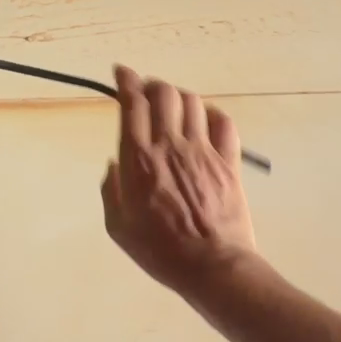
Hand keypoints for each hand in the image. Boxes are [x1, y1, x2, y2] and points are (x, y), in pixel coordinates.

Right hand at [101, 66, 259, 295]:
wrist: (214, 269)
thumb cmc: (160, 250)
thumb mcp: (118, 225)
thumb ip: (111, 188)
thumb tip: (115, 163)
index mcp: (139, 156)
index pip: (132, 101)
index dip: (126, 80)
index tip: (120, 72)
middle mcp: (169, 144)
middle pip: (163, 92)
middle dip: (152, 85)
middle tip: (146, 95)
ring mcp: (202, 151)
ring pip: (192, 101)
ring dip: (179, 97)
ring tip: (173, 108)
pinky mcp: (229, 162)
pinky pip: (224, 123)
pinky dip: (212, 115)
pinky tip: (205, 122)